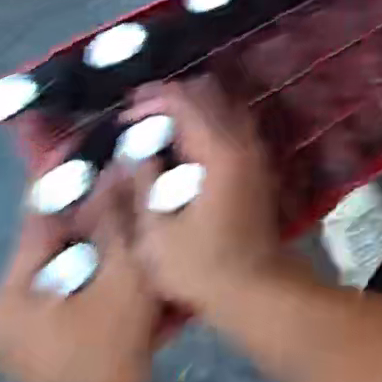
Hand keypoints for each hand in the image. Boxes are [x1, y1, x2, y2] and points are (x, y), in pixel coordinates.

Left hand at [0, 181, 156, 381]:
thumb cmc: (112, 342)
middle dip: (83, 211)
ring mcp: (9, 331)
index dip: (62, 178)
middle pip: (47, 242)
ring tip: (120, 209)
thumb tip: (116, 166)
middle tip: (115, 179)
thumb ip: (115, 220)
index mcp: (9, 295)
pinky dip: (84, 263)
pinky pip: (57, 284)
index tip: (78, 140)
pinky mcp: (26, 342)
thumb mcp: (122, 274)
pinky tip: (113, 253)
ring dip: (88, 237)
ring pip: (54, 263)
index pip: (36, 220)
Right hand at [122, 77, 284, 315]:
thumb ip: (142, 184)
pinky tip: (183, 140)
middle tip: (138, 110)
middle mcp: (244, 142)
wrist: (253, 284)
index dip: (155, 100)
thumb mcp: (155, 232)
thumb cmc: (199, 265)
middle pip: (212, 97)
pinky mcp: (257, 164)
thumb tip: (131, 150)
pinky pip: (233, 124)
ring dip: (192, 107)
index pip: (188, 104)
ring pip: (226, 107)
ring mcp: (255, 151)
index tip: (124, 112)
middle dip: (173, 97)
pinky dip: (208, 121)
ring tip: (155, 120)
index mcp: (220, 152)